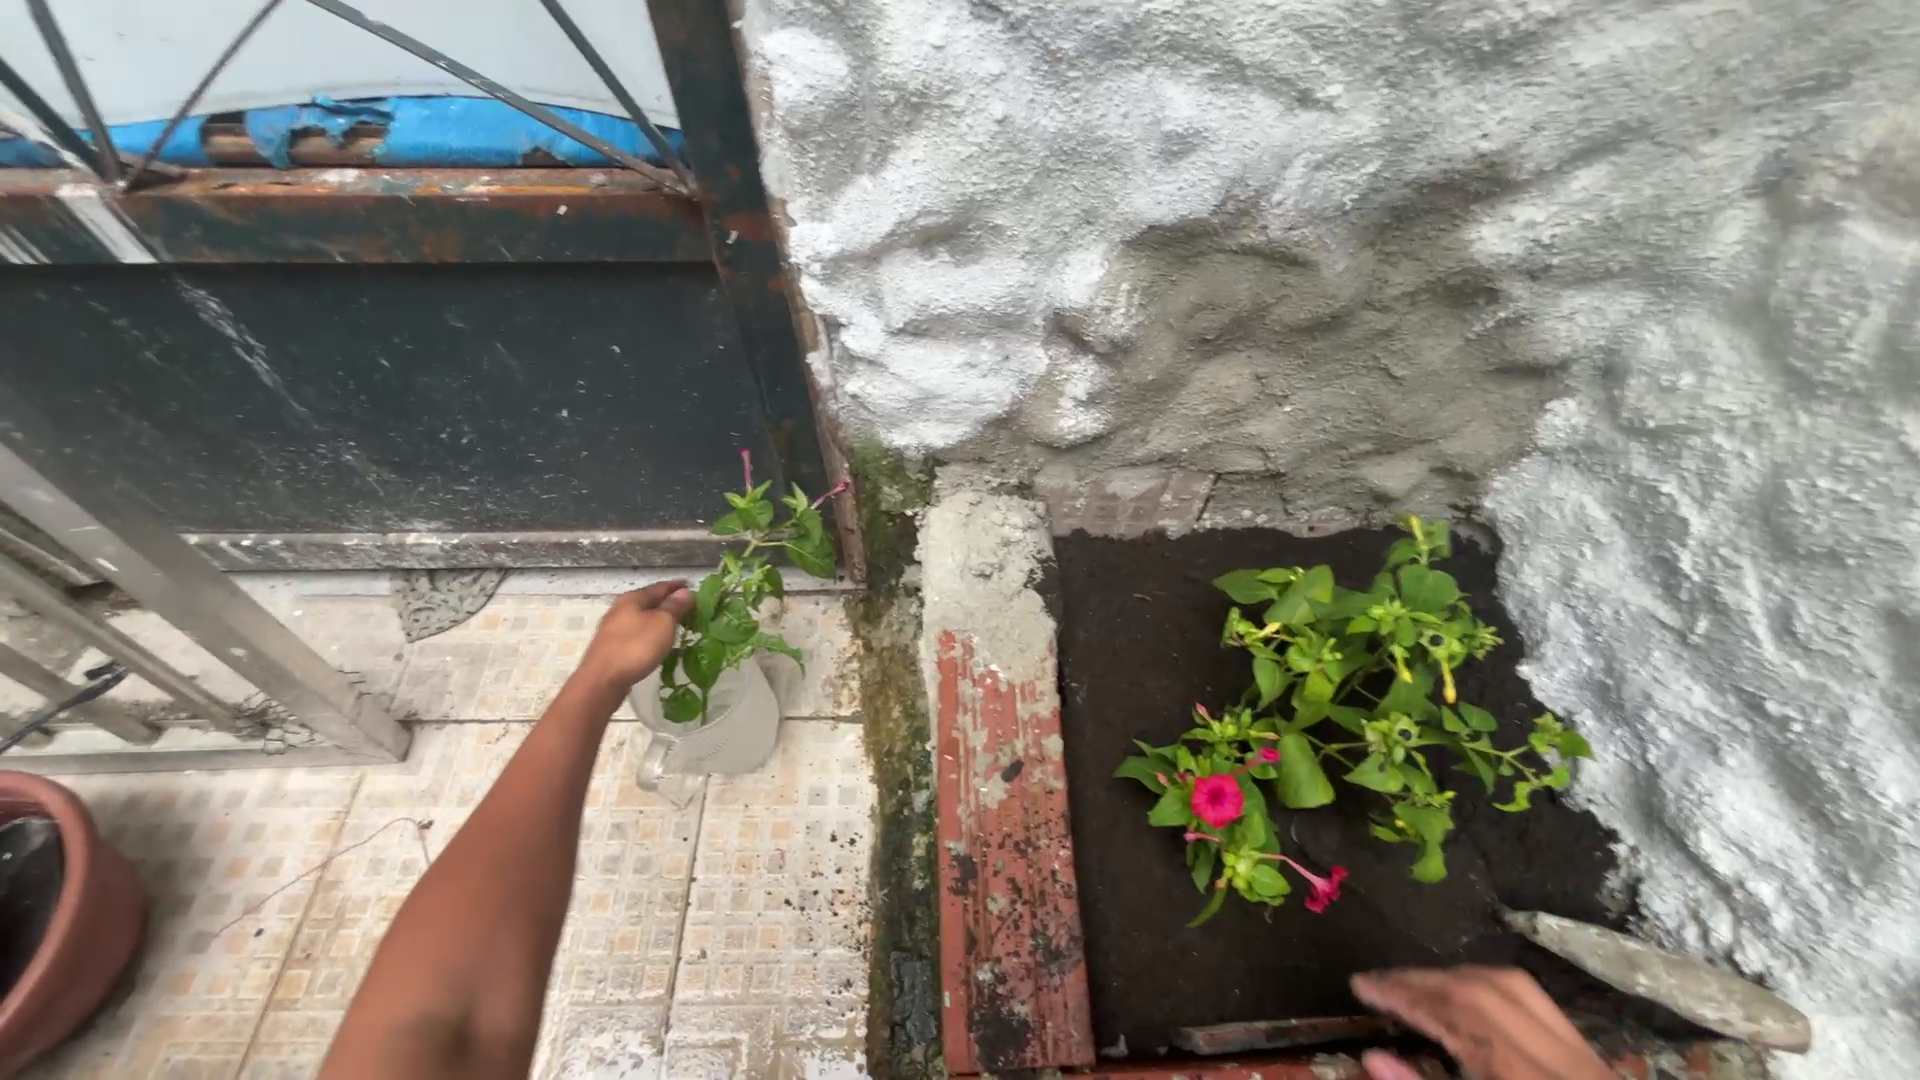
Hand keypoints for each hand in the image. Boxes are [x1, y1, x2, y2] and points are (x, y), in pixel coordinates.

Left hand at [575, 582, 693, 691]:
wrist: (603, 680)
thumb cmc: (636, 646)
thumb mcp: (662, 623)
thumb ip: (674, 607)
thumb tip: (685, 592)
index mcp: (632, 599)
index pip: (660, 587)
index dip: (676, 586)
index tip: (691, 584)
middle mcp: (620, 609)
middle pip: (648, 601)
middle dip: (667, 602)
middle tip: (687, 606)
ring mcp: (613, 629)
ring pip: (641, 618)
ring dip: (658, 619)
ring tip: (675, 624)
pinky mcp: (612, 647)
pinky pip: (636, 633)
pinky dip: (650, 633)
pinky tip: (656, 641)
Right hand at [1350, 967, 1611, 1079]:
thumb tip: (1373, 1058)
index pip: (1463, 1016)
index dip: (1405, 995)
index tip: (1361, 986)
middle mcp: (1572, 1069)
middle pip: (1483, 992)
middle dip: (1422, 981)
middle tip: (1377, 984)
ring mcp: (1593, 1066)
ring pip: (1514, 988)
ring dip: (1453, 979)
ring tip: (1413, 988)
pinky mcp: (1600, 1070)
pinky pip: (1538, 1008)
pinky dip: (1488, 993)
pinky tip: (1464, 1006)